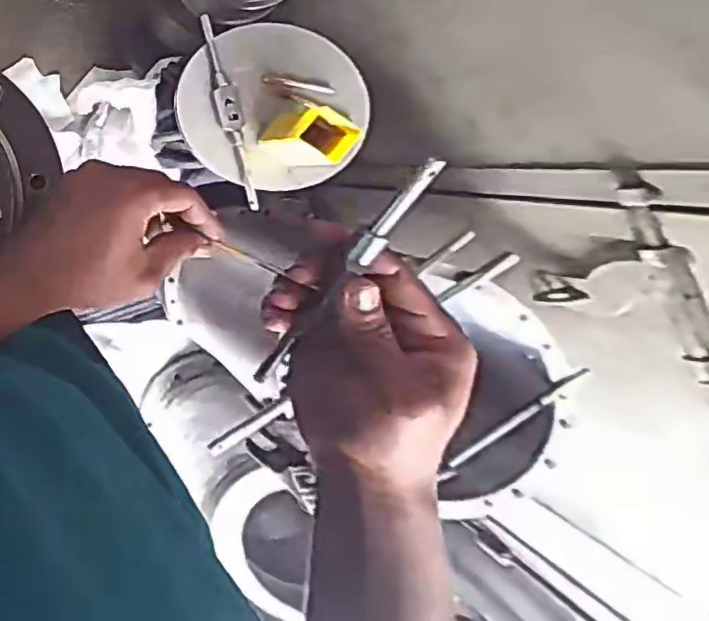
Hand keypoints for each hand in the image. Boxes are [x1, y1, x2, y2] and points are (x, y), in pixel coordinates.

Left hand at [0, 161, 226, 317]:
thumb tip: (194, 240)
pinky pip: (111, 184)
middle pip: (159, 183)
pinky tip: (128, 228)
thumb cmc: (76, 275)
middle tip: (191, 236)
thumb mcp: (143, 272)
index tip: (210, 233)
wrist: (30, 274)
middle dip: (179, 210)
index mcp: (131, 193)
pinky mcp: (72, 182)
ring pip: (135, 181)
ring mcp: (87, 176)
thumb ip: (177, 250)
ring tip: (158, 237)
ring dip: (153, 204)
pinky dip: (126, 200)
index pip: (184, 193)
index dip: (204, 216)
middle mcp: (108, 175)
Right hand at [263, 246, 476, 494]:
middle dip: (320, 268)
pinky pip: (300, 306)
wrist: (358, 473)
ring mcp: (355, 330)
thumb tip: (359, 285)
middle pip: (353, 273)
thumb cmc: (392, 444)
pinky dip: (283, 306)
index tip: (331, 235)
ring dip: (296, 287)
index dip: (362, 252)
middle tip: (301, 274)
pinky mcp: (323, 338)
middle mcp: (391, 326)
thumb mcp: (392, 386)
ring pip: (322, 285)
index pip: (396, 277)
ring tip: (284, 303)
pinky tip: (279, 318)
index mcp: (430, 337)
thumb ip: (372, 332)